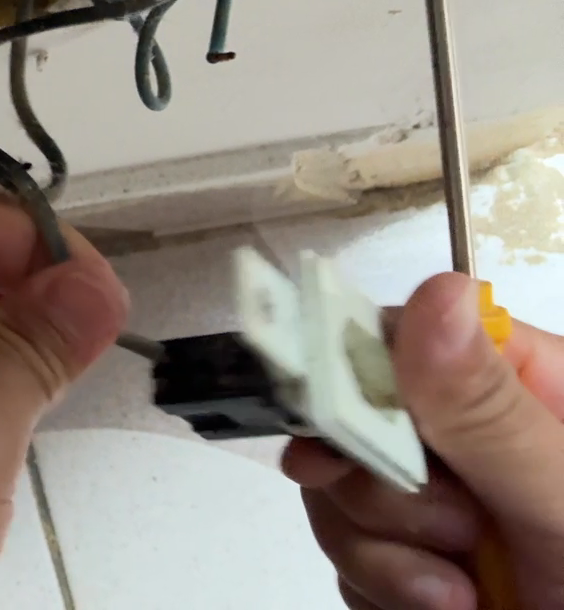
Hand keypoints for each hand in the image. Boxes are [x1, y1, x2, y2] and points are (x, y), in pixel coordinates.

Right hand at [283, 273, 563, 609]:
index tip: (338, 418)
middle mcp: (475, 439)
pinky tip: (434, 605)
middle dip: (372, 481)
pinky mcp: (405, 549)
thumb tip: (433, 289)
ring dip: (373, 544)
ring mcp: (438, 497)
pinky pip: (342, 541)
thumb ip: (489, 411)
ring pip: (334, 484)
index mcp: (532, 400)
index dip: (354, 370)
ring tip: (453, 596)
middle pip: (349, 418)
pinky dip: (375, 580)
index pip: (402, 338)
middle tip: (451, 533)